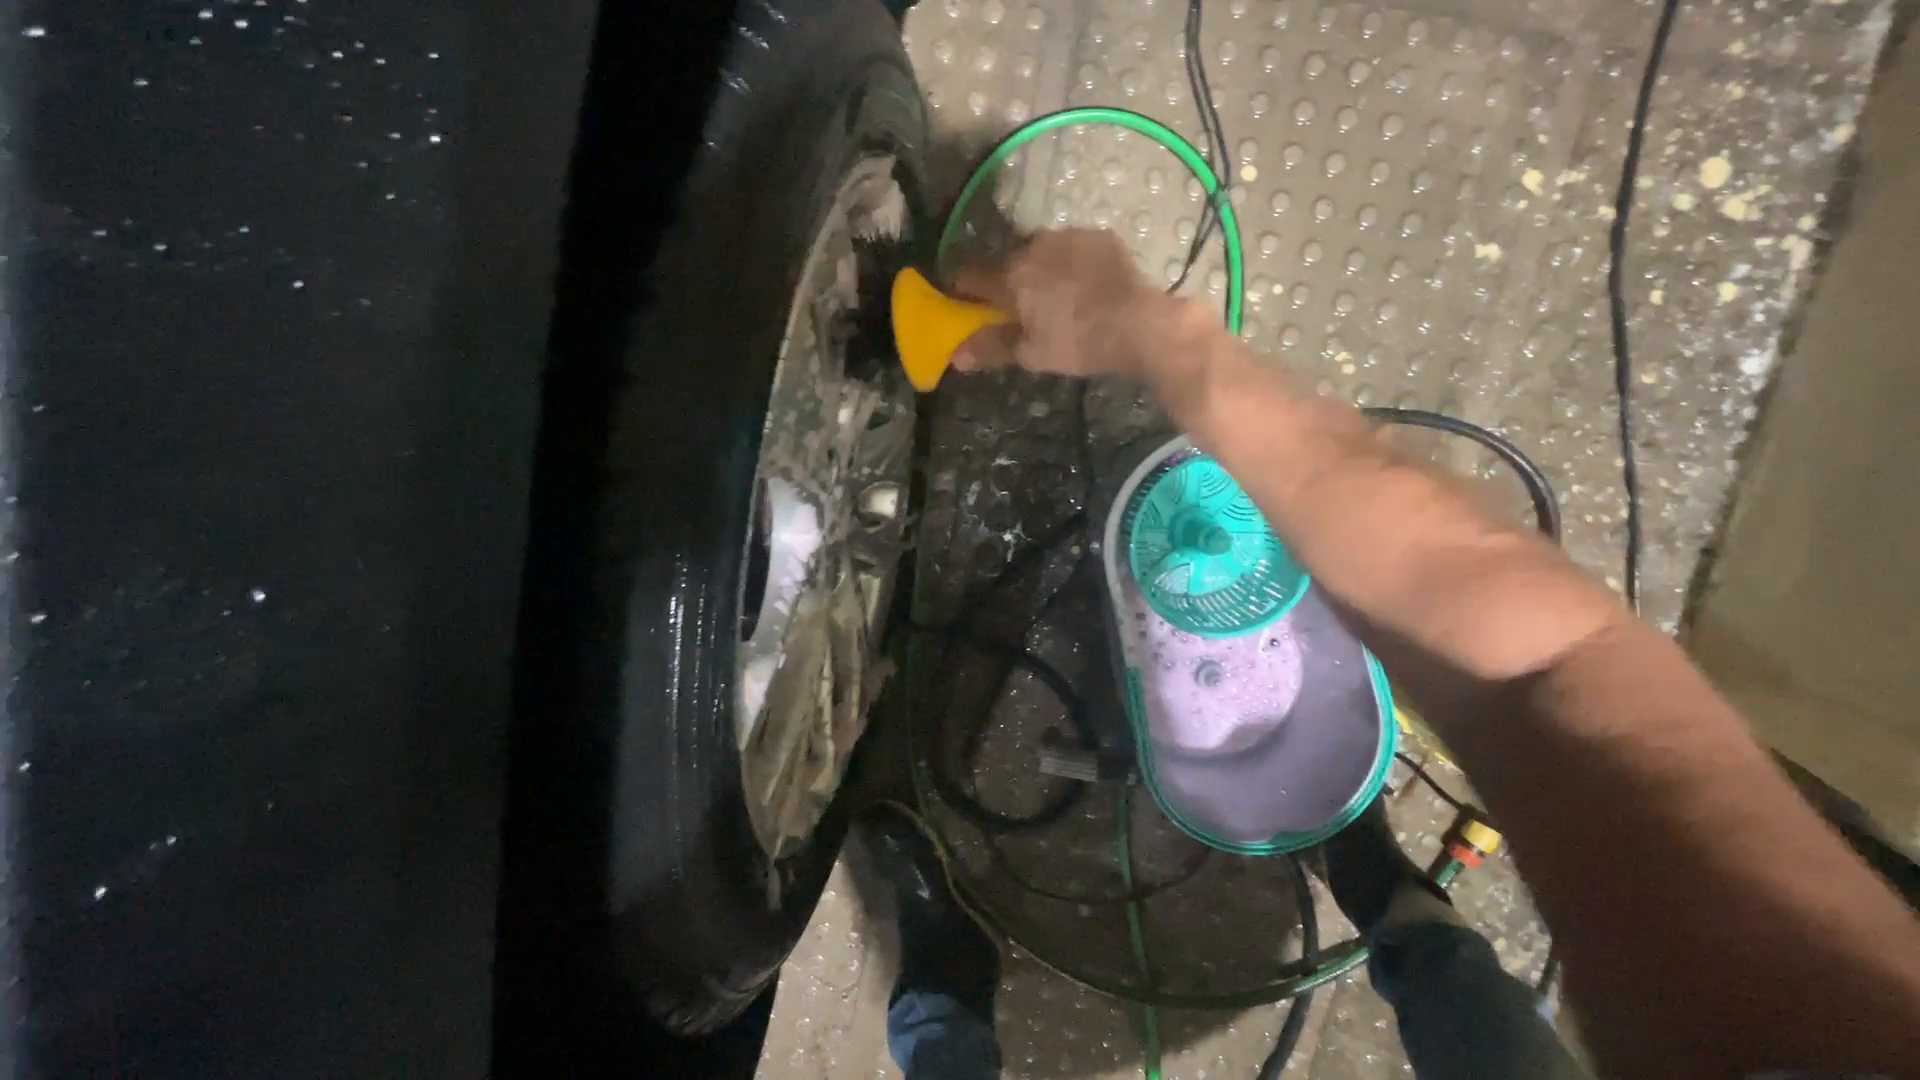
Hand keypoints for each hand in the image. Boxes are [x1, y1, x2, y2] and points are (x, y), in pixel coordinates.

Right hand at [949, 229, 1195, 380]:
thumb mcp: (1031, 353)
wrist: (1139, 324)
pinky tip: (1083, 284)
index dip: (961, 288)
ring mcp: (1068, 237)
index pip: (969, 275)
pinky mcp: (1098, 236)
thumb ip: (991, 347)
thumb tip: (955, 355)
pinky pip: (1073, 248)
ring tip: (1055, 293)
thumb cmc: (1078, 342)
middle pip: (1007, 261)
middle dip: (1007, 280)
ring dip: (1040, 268)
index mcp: (1010, 276)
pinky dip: (1071, 263)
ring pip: (1041, 251)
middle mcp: (1033, 246)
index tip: (960, 299)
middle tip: (1018, 306)